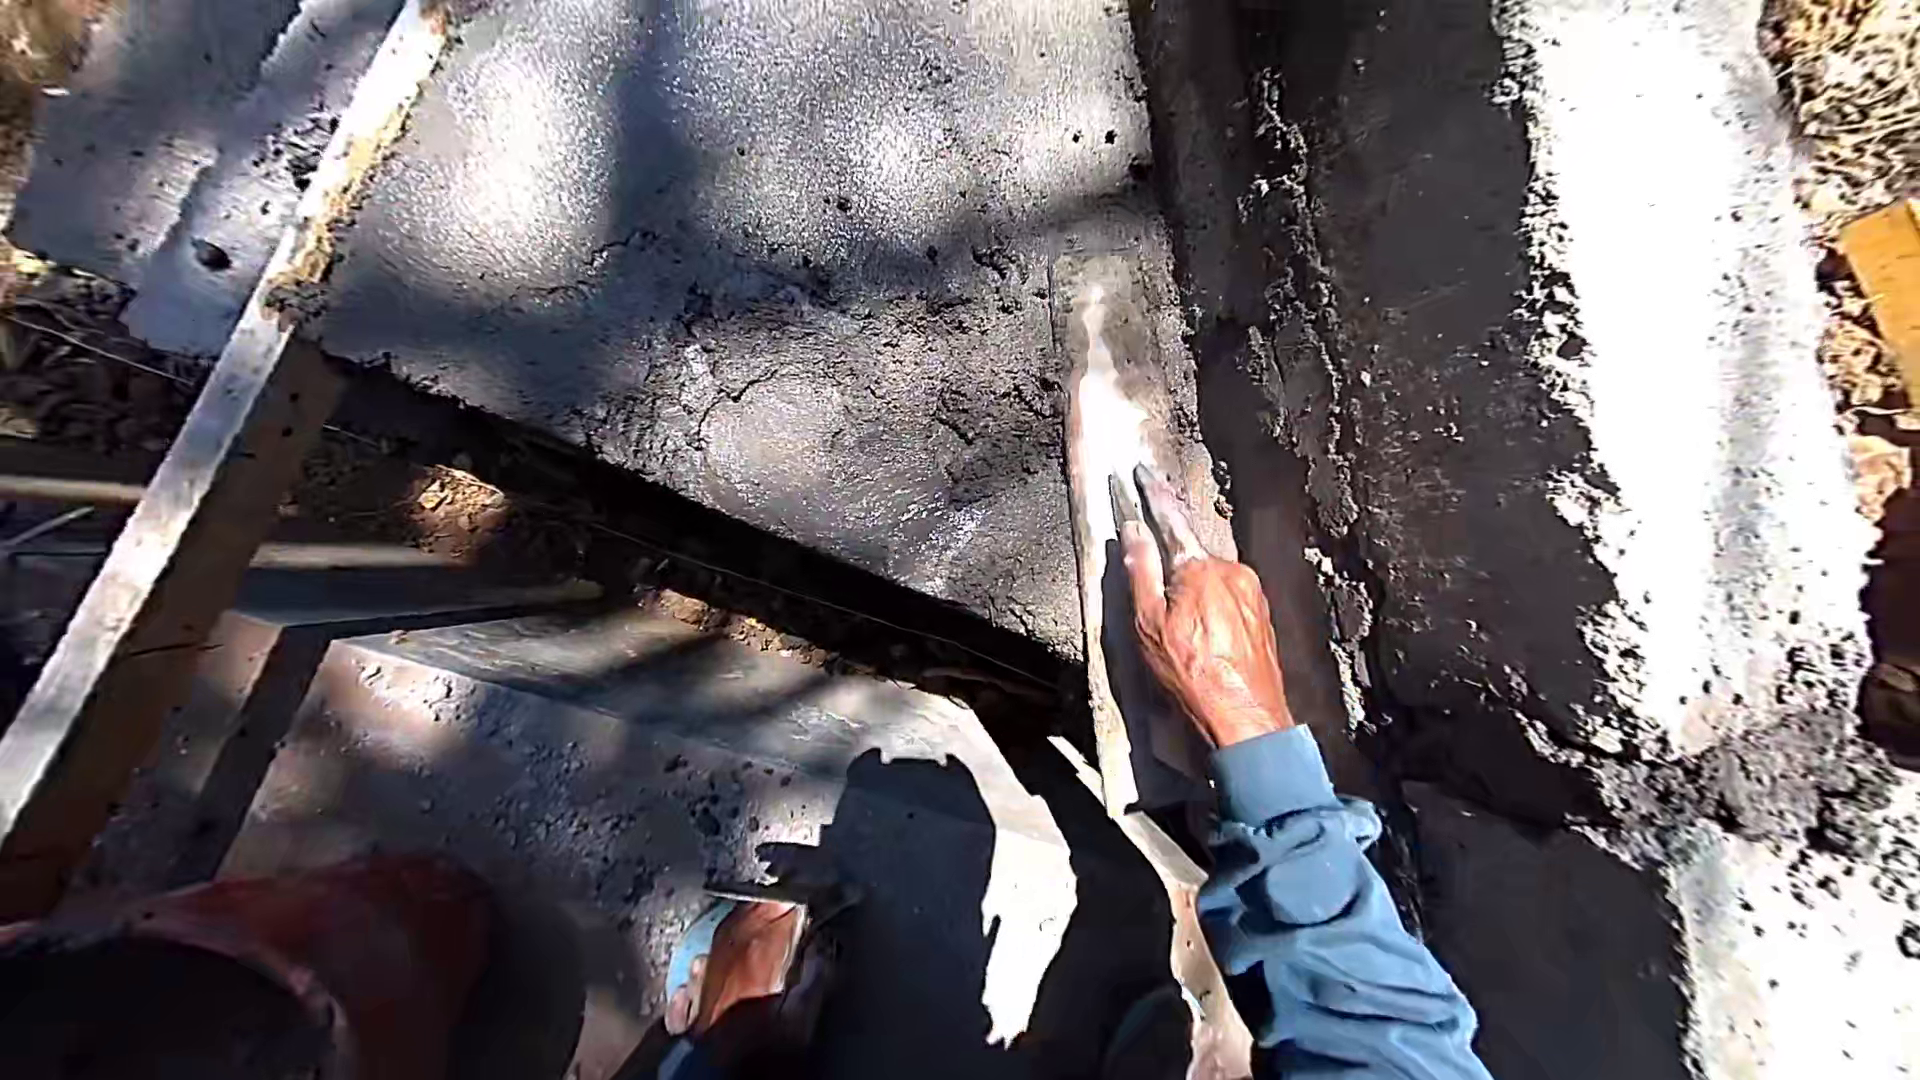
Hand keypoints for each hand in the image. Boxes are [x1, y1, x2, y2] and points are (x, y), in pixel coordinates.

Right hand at [1120, 470, 1292, 747]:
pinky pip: (1227, 590)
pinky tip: (1201, 629)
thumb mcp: (1148, 623)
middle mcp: (1232, 569)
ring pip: (1210, 571)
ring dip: (1190, 582)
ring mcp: (1252, 590)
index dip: (1150, 493)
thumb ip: (1139, 570)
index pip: (1170, 518)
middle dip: (1169, 554)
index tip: (1140, 471)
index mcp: (1200, 568)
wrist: (1246, 718)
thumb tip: (1132, 530)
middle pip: (1191, 548)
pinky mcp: (1261, 611)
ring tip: (1178, 622)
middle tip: (1156, 579)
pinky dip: (1208, 598)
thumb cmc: (1190, 673)